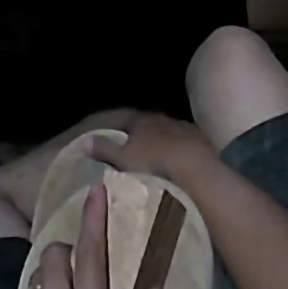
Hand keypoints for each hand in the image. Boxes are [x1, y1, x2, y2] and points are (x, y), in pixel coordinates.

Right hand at [88, 114, 212, 182]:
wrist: (196, 170)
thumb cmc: (153, 163)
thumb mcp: (123, 159)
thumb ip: (104, 149)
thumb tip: (86, 141)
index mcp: (141, 120)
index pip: (124, 118)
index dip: (116, 126)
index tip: (111, 135)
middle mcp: (162, 119)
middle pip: (147, 125)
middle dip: (141, 134)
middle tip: (134, 149)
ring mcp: (183, 128)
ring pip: (168, 133)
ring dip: (162, 142)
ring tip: (157, 158)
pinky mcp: (201, 141)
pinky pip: (186, 144)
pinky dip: (180, 151)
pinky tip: (179, 164)